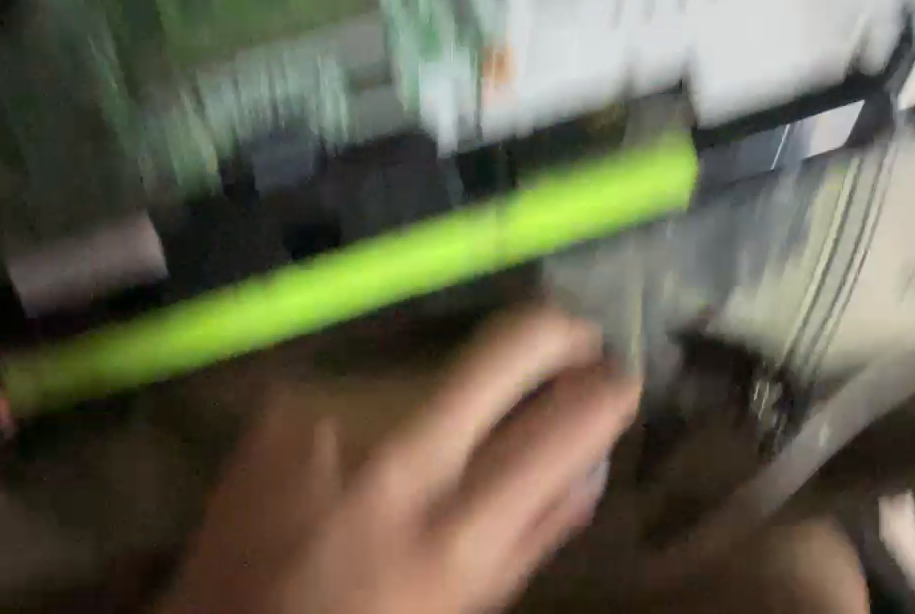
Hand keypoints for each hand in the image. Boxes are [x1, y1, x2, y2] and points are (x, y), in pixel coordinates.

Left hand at [159, 307, 641, 613]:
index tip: (618, 379)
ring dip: (471, 372)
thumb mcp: (466, 610)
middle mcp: (402, 457)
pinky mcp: (297, 393)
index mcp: (455, 537)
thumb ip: (537, 532)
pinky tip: (375, 433)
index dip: (609, 389)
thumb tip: (594, 457)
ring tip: (456, 410)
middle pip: (513, 342)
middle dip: (562, 329)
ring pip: (448, 350)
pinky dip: (399, 392)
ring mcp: (341, 412)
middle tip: (575, 338)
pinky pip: (381, 371)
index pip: (567, 425)